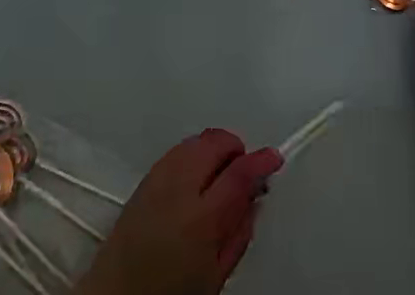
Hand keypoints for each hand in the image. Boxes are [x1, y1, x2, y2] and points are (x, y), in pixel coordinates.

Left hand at [76, 129, 283, 294]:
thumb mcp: (217, 274)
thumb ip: (240, 231)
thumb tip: (255, 197)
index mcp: (200, 219)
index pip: (240, 172)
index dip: (262, 160)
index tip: (273, 158)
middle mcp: (176, 191)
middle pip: (215, 142)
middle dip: (235, 149)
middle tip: (242, 172)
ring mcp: (155, 182)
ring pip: (195, 140)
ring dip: (213, 150)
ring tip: (218, 176)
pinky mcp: (141, 182)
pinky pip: (176, 151)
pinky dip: (192, 154)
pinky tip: (195, 179)